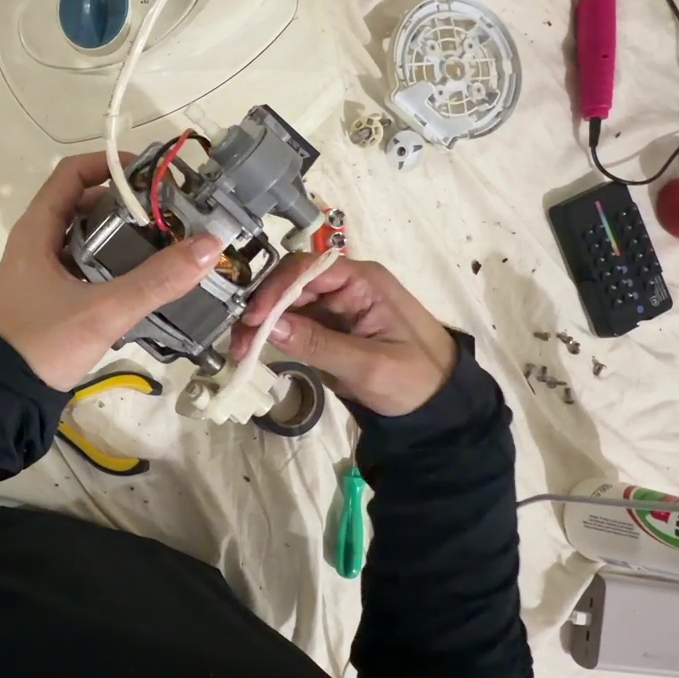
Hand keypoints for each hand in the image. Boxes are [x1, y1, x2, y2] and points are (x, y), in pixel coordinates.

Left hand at [0, 152, 222, 391]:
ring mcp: (43, 270)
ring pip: (88, 237)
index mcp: (37, 230)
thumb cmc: (43, 343)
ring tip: (167, 243)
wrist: (3, 396)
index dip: (110, 164)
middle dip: (128, 204)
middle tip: (171, 213)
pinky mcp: (51, 295)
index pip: (72, 173)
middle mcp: (37, 242)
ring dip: (124, 236)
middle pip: (85, 204)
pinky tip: (145, 279)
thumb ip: (155, 281)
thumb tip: (208, 246)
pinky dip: (114, 263)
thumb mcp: (102, 311)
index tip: (152, 174)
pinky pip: (87, 265)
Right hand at [230, 254, 456, 416]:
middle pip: (289, 284)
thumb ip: (319, 344)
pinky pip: (291, 324)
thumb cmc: (416, 380)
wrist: (440, 407)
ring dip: (260, 325)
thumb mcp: (370, 366)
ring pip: (285, 304)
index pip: (307, 270)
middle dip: (261, 309)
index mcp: (363, 281)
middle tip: (238, 342)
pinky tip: (252, 351)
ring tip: (241, 351)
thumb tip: (267, 328)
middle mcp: (345, 286)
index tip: (252, 319)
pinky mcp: (327, 328)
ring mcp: (335, 307)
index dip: (275, 290)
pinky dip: (270, 336)